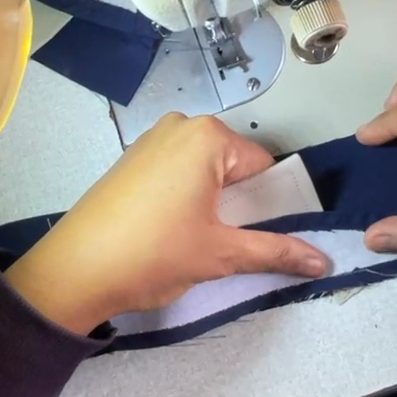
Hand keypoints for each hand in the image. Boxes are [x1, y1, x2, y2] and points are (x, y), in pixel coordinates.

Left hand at [6, 114, 328, 334]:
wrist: (73, 270)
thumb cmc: (151, 253)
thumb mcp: (220, 254)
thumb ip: (275, 251)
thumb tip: (323, 262)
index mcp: (208, 137)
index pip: (264, 167)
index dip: (271, 204)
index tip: (264, 235)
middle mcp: (181, 126)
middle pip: (234, 165)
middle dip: (240, 202)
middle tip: (227, 241)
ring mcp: (152, 139)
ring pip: (205, 169)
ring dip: (213, 201)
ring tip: (197, 239)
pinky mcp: (131, 158)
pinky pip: (177, 170)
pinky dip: (186, 196)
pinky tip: (172, 228)